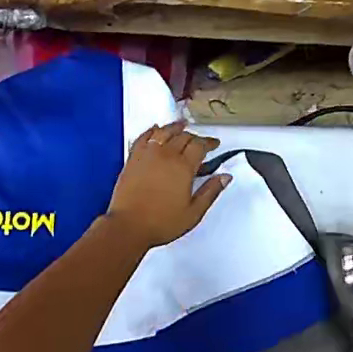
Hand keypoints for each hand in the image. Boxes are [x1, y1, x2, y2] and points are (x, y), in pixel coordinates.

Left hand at [104, 121, 230, 247]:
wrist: (129, 226)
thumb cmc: (159, 222)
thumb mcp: (193, 212)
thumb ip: (210, 191)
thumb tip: (224, 178)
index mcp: (183, 167)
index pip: (200, 145)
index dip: (209, 142)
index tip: (213, 144)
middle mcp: (165, 156)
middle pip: (183, 136)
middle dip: (194, 136)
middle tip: (200, 141)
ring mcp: (147, 155)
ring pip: (163, 132)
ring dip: (174, 127)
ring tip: (181, 125)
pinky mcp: (132, 159)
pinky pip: (143, 137)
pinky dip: (151, 131)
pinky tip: (154, 129)